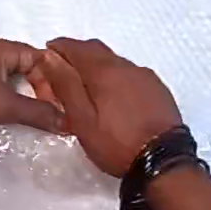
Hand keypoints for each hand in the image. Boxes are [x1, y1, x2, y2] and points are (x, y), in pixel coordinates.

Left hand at [0, 36, 64, 132]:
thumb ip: (39, 113)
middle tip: (48, 109)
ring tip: (32, 112)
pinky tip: (10, 109)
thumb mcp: (8, 106)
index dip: (51, 80)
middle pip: (23, 64)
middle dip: (38, 87)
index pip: (37, 57)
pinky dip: (6, 93)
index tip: (58, 102)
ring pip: (8, 74)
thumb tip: (66, 122)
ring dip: (22, 92)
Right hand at [28, 37, 183, 176]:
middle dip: (77, 54)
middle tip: (63, 69)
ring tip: (86, 86)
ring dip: (98, 66)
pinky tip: (113, 96)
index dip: (59, 47)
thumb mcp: (83, 119)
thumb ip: (66, 85)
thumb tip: (50, 57)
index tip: (48, 52)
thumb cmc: (117, 144)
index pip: (77, 48)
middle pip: (98, 50)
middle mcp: (127, 67)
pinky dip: (116, 77)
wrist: (163, 162)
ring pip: (115, 62)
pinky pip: (131, 74)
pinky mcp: (158, 90)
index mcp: (105, 72)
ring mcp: (146, 77)